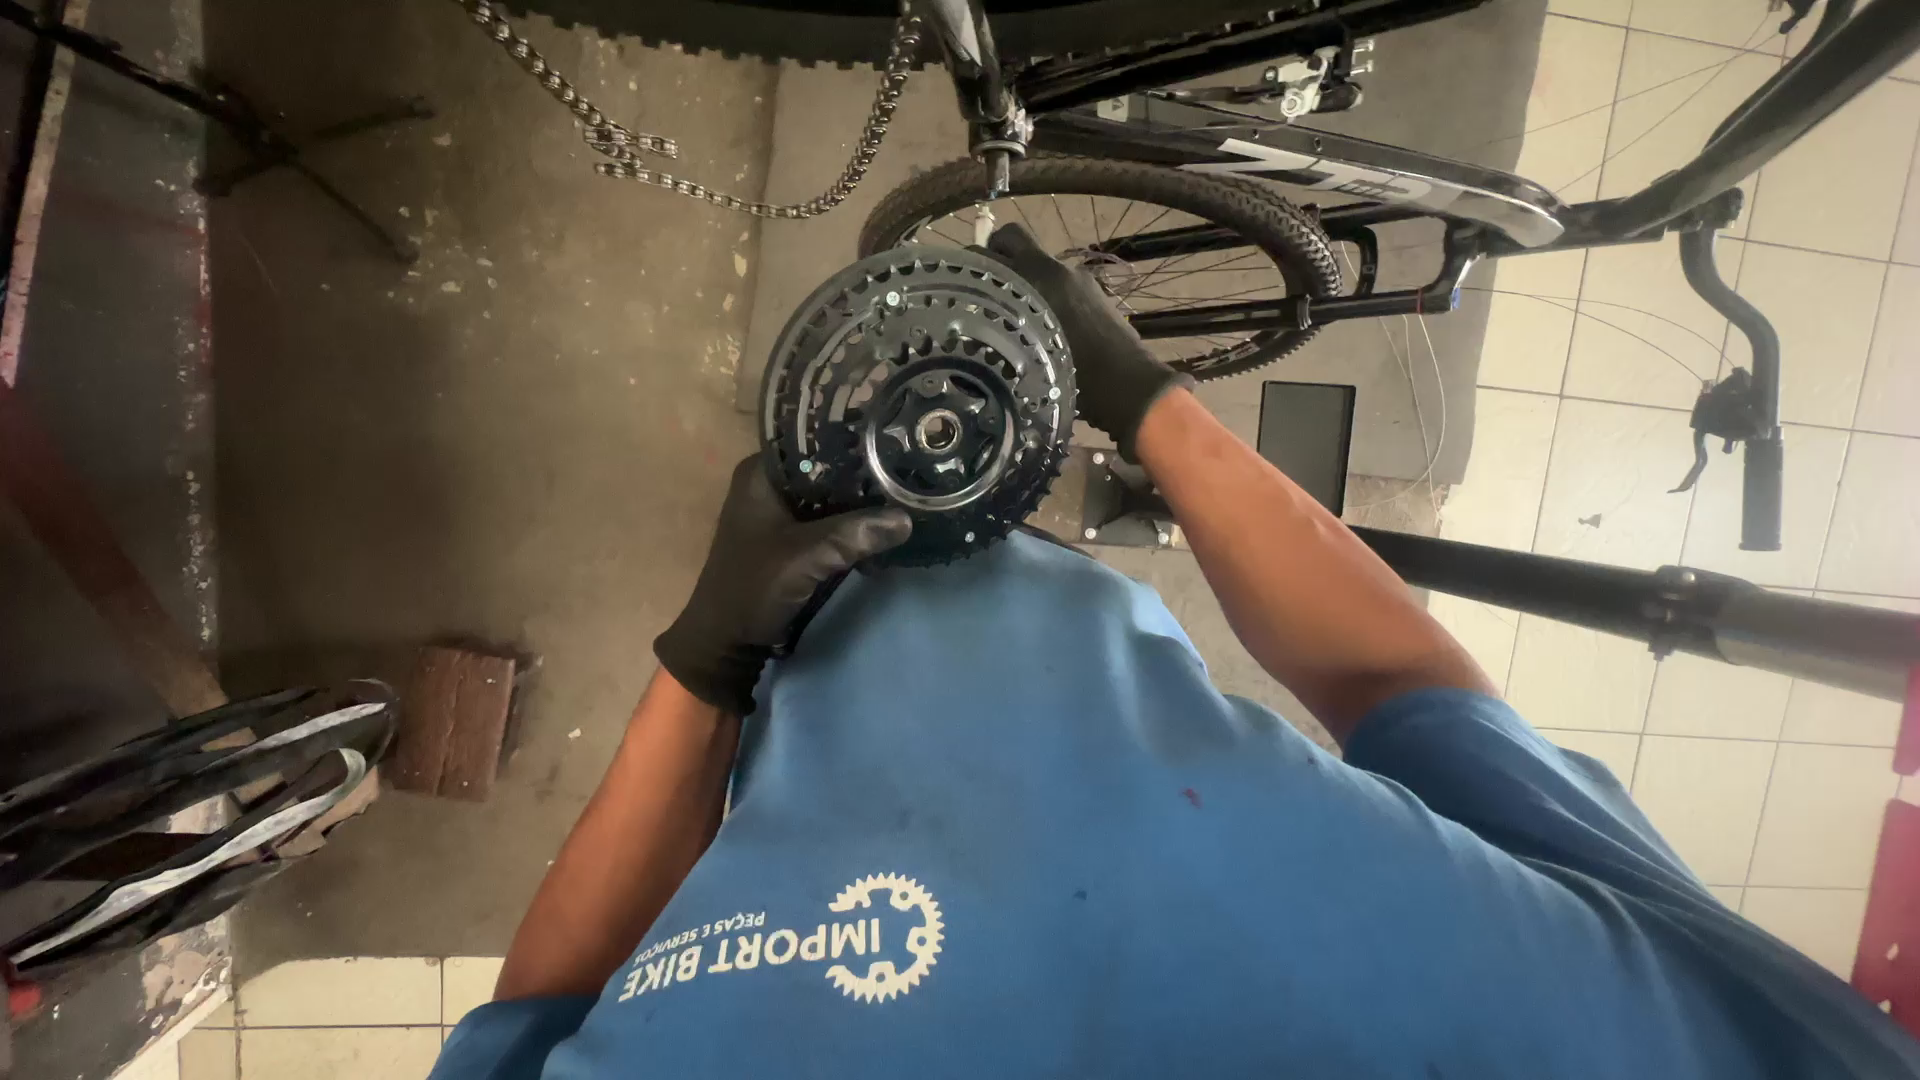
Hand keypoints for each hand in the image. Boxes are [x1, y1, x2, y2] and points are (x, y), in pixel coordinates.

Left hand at [654, 455, 911, 714]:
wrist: (725, 639)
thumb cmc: (753, 587)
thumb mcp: (805, 557)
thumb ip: (853, 535)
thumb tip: (906, 519)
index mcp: (762, 473)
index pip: (816, 441)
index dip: (854, 444)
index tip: (894, 448)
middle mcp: (771, 483)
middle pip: (828, 469)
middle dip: (864, 478)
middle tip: (906, 476)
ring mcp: (782, 511)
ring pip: (832, 496)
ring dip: (861, 505)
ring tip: (903, 499)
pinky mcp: (793, 537)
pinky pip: (830, 520)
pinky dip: (852, 526)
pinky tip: (882, 531)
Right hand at [986, 223, 1192, 457]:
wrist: (1129, 386)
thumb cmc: (1078, 376)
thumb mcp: (1026, 356)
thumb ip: (1001, 325)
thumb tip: (979, 314)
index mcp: (1037, 278)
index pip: (992, 250)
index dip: (971, 263)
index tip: (957, 283)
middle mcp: (1056, 269)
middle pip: (1014, 241)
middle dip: (995, 255)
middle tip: (981, 286)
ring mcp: (1078, 279)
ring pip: (1037, 266)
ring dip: (1021, 280)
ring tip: (1009, 315)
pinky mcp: (1094, 293)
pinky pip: (1058, 284)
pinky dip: (1044, 295)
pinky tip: (1039, 327)